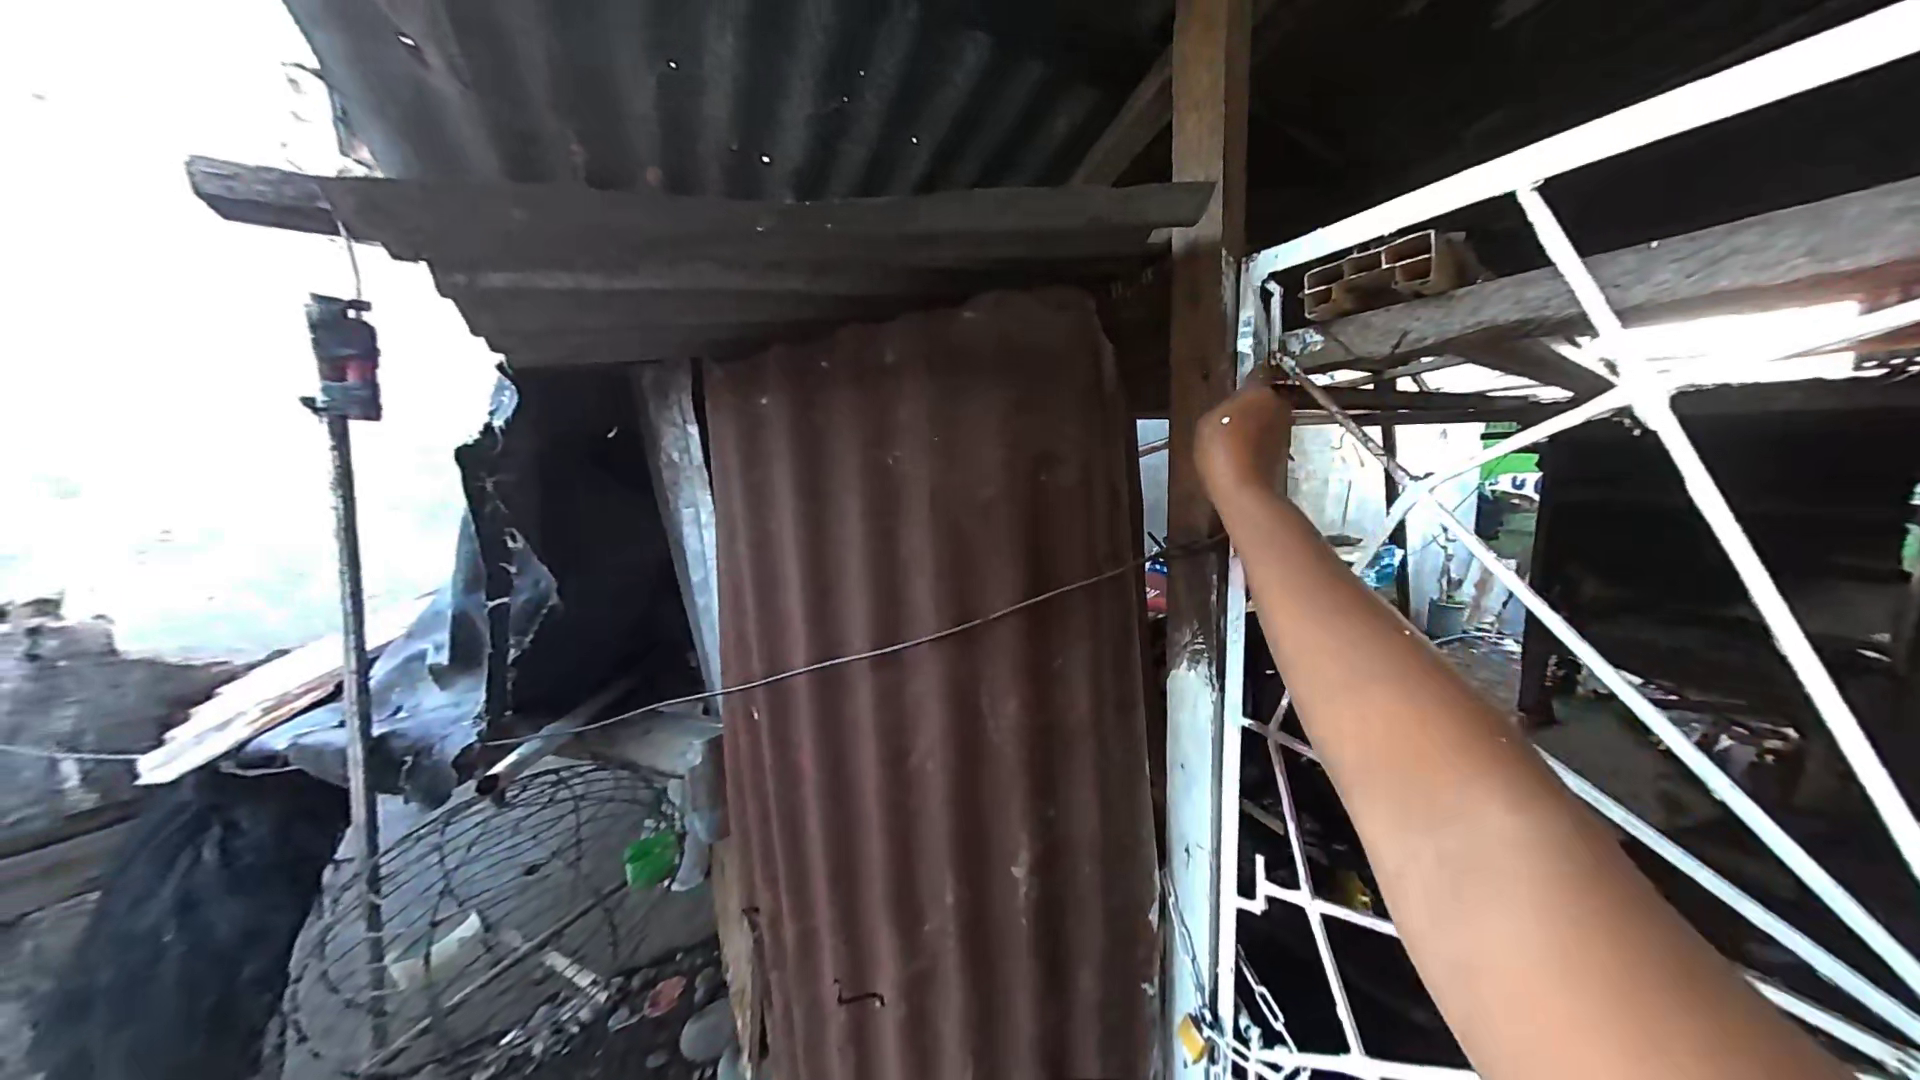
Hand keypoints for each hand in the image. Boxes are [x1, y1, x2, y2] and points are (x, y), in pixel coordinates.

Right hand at [1195, 379, 1293, 498]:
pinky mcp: (1283, 450)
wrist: (1243, 488)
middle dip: (1249, 405)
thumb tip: (1232, 406)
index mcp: (1260, 391)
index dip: (1244, 381)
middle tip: (1227, 418)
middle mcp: (1278, 405)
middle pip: (1263, 398)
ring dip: (1252, 424)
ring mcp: (1284, 429)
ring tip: (1230, 439)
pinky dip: (1255, 442)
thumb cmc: (1221, 450)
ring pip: (1266, 418)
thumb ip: (1222, 407)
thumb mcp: (1206, 422)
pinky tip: (1238, 453)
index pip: (1256, 374)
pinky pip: (1266, 437)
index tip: (1233, 390)